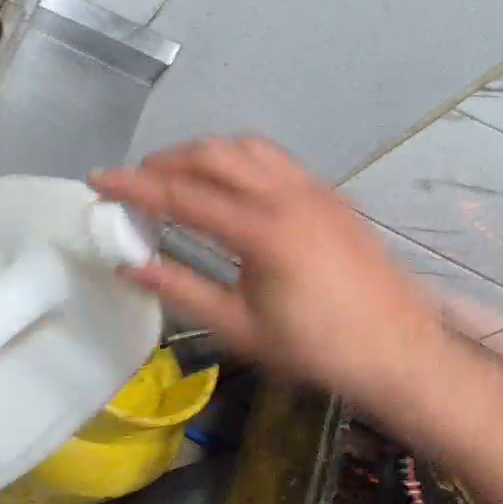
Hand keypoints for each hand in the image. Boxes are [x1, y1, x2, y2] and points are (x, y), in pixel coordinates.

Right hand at [92, 136, 446, 403]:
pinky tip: (225, 186)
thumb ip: (179, 290)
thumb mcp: (238, 328)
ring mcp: (315, 191)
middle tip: (134, 182)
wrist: (405, 356)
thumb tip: (128, 267)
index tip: (97, 179)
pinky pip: (273, 159)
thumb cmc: (317, 350)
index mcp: (263, 231)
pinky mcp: (331, 196)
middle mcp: (289, 197)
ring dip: (201, 154)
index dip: (133, 186)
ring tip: (175, 178)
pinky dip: (236, 160)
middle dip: (164, 161)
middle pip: (212, 154)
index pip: (181, 195)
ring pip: (245, 147)